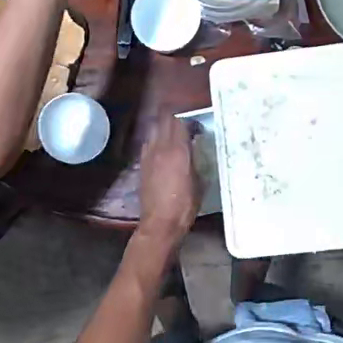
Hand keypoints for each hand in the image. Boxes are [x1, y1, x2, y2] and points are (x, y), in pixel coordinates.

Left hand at [136, 115, 198, 245]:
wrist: (160, 223)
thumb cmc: (185, 205)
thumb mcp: (200, 182)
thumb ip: (196, 161)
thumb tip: (196, 151)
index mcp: (178, 151)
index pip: (180, 122)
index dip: (190, 121)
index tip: (199, 128)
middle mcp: (161, 148)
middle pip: (164, 121)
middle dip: (175, 119)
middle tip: (186, 127)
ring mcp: (148, 155)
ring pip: (154, 130)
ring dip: (164, 128)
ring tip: (174, 136)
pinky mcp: (142, 164)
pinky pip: (149, 144)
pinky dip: (156, 141)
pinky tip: (163, 150)